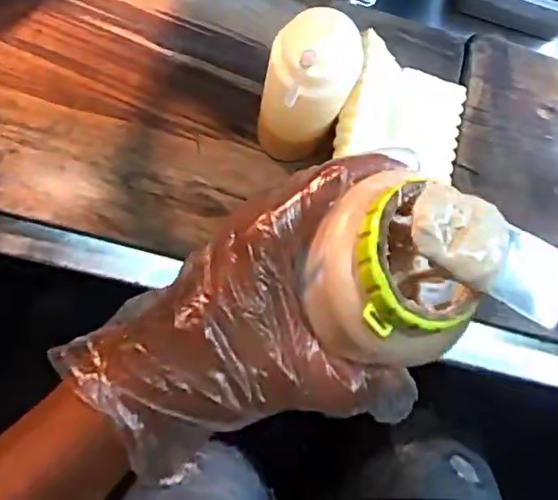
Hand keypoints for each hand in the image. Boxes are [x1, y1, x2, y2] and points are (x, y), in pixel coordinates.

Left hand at [51, 155, 417, 481]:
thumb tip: (406, 391)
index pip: (328, 178)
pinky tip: (344, 247)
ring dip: (343, 198)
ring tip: (384, 216)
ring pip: (305, 196)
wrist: (148, 380)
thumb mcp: (292, 377)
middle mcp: (257, 215)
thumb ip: (354, 385)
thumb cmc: (216, 364)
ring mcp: (245, 228)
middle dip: (365, 181)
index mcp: (270, 228)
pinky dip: (323, 218)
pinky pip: (292, 215)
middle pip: (320, 180)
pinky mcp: (240, 246)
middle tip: (407, 195)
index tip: (410, 167)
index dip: (371, 166)